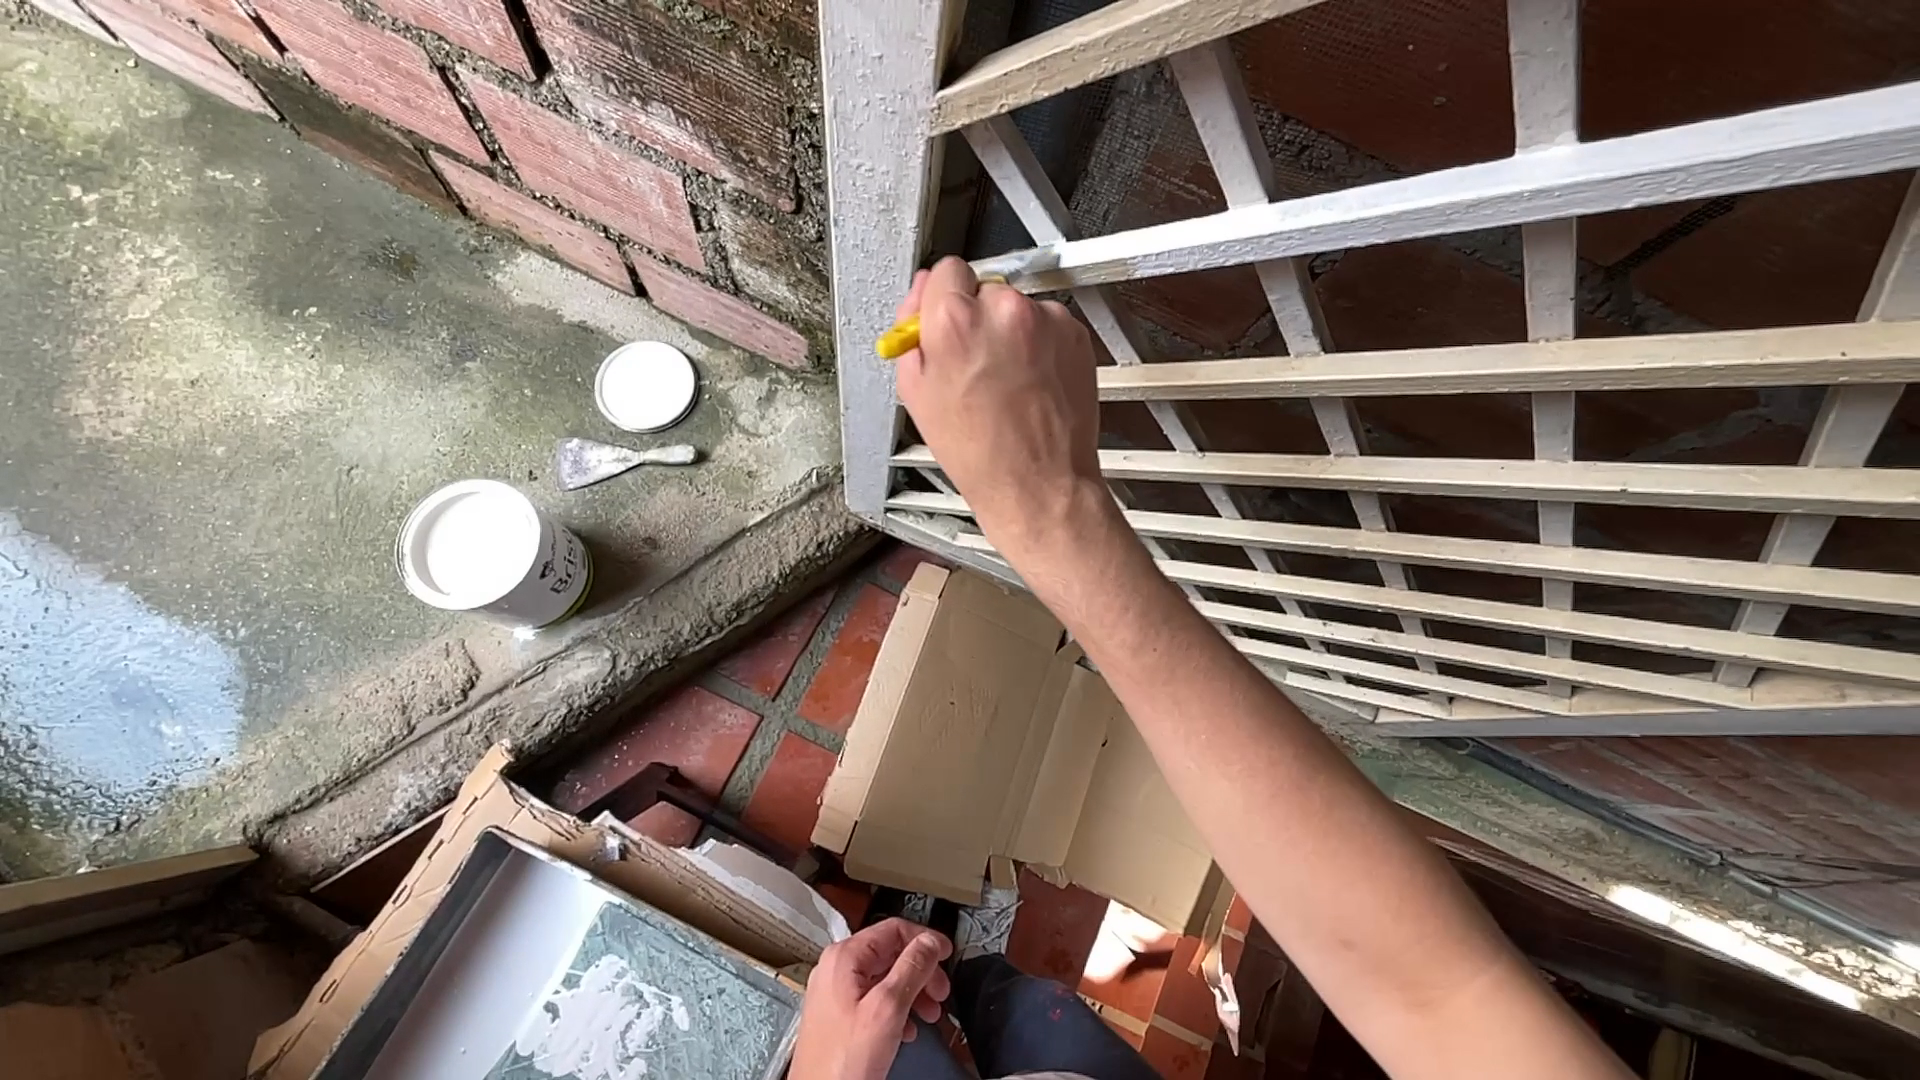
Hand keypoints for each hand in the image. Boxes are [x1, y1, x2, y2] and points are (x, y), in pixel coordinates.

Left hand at [790, 919, 953, 1079]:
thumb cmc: (842, 1064)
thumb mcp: (888, 1008)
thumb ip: (912, 969)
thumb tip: (928, 942)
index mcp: (845, 957)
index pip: (893, 929)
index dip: (924, 939)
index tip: (946, 953)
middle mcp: (836, 969)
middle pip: (890, 953)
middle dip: (921, 971)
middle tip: (941, 991)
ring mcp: (834, 993)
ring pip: (884, 978)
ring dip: (912, 992)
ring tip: (929, 1013)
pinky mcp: (837, 1016)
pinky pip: (874, 1000)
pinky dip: (896, 1009)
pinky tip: (907, 1029)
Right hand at [895, 256, 1112, 557]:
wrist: (1039, 484)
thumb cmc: (980, 453)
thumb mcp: (917, 395)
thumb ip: (912, 335)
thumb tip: (918, 301)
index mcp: (953, 321)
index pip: (944, 270)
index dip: (942, 299)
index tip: (946, 321)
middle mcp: (1002, 309)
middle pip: (982, 288)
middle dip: (978, 318)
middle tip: (977, 365)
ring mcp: (1044, 320)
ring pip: (1016, 307)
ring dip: (1011, 332)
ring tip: (1008, 382)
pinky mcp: (1074, 333)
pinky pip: (1047, 324)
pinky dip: (1041, 345)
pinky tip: (1032, 383)